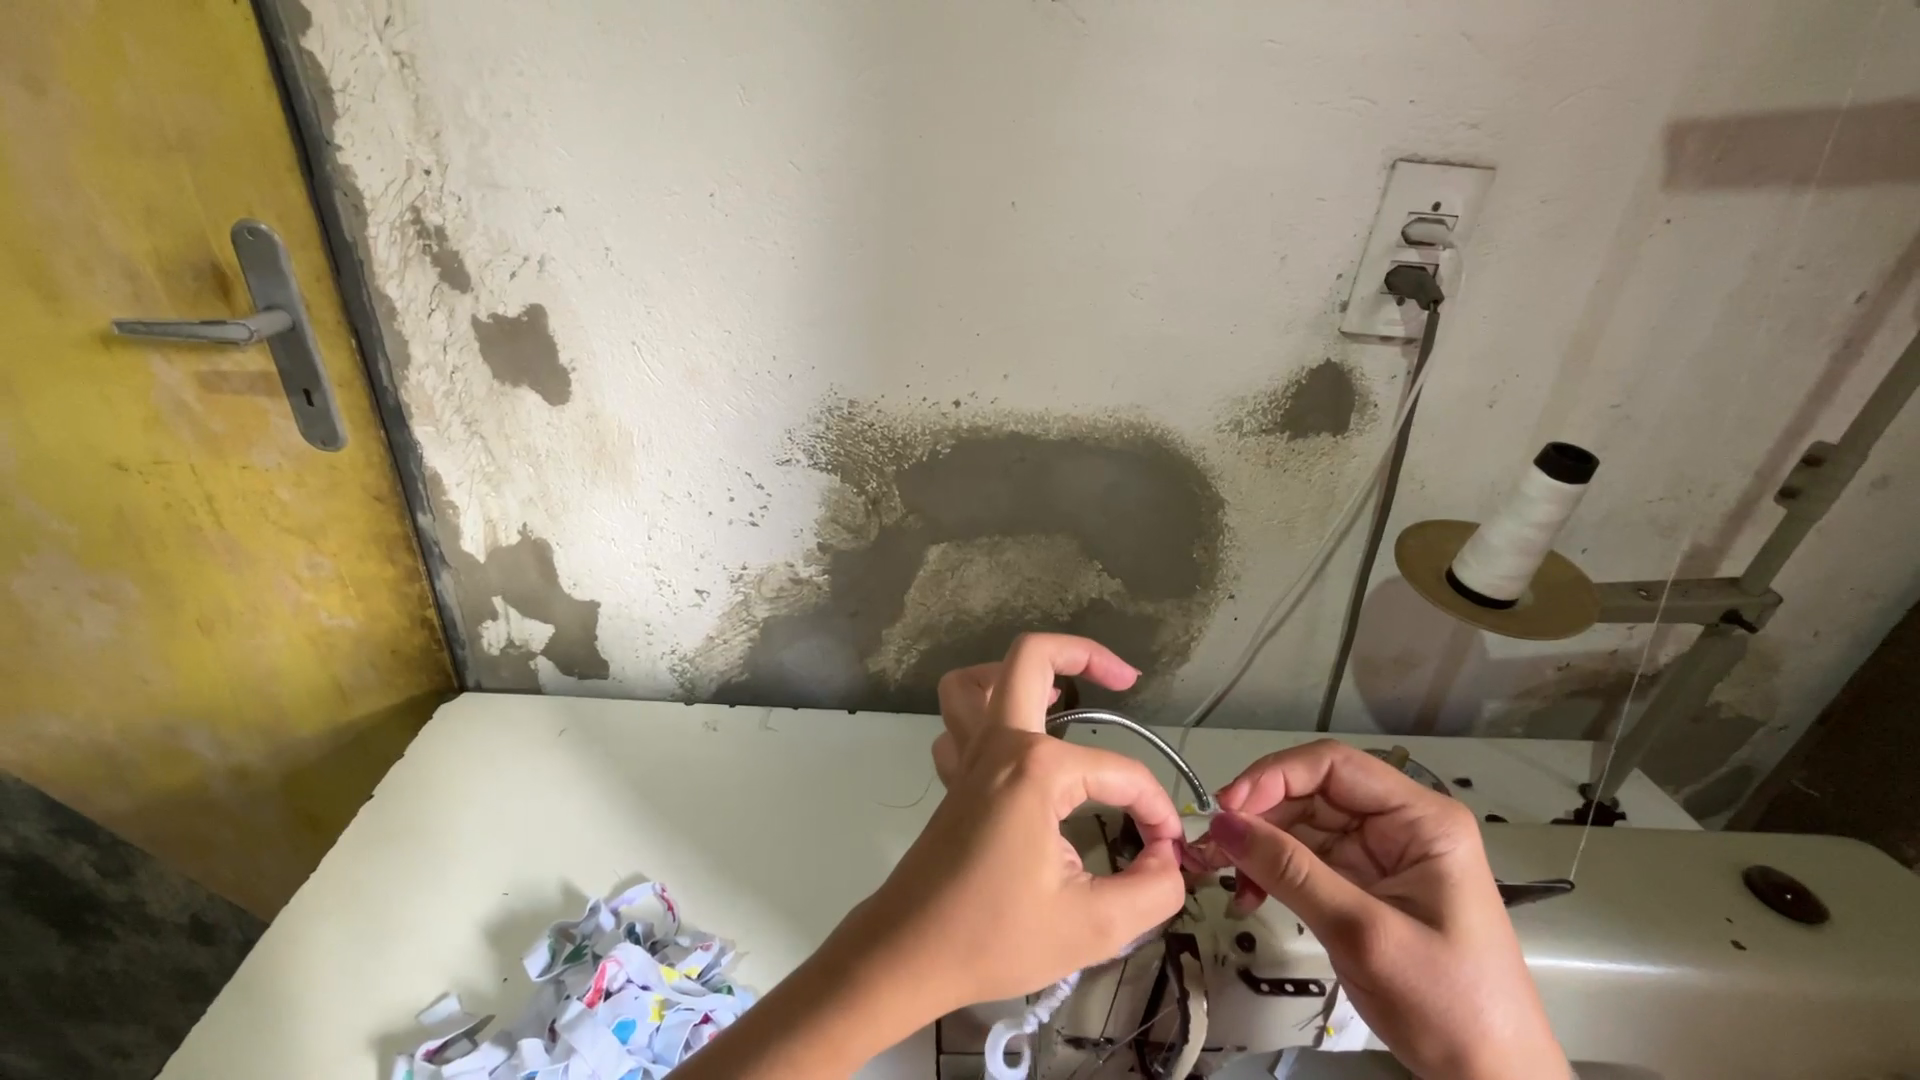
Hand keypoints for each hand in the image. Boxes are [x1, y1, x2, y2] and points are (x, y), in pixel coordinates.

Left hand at [850, 634, 1187, 1014]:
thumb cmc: (994, 937)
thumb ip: (1152, 890)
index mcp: (1037, 770)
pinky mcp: (954, 781)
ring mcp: (969, 759)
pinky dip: (985, 717)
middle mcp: (1000, 746)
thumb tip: (1170, 861)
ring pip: (974, 683)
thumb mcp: (1093, 926)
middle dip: (1084, 652)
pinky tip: (1017, 744)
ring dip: (1016, 675)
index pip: (1120, 772)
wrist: (907, 953)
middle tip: (1126, 679)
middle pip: (1031, 658)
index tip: (1167, 853)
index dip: (1156, 808)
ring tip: (1062, 695)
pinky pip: (960, 725)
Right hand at [1203, 740, 1568, 1079]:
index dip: (1273, 777)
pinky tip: (1250, 897)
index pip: (1333, 766)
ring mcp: (1380, 856)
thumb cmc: (1448, 1003)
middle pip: (1311, 793)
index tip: (1227, 809)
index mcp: (1421, 819)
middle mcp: (1400, 825)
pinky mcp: (1363, 886)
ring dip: (1258, 848)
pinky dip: (1271, 874)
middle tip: (1211, 849)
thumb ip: (1290, 872)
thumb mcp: (1363, 932)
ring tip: (1221, 875)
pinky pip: (1304, 861)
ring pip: (1301, 826)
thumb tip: (1222, 824)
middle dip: (1258, 817)